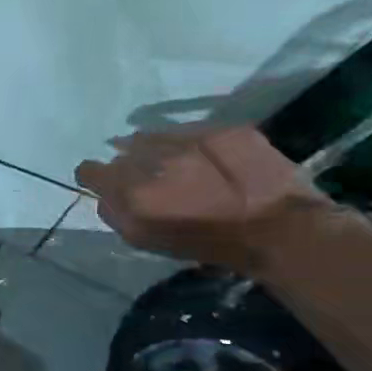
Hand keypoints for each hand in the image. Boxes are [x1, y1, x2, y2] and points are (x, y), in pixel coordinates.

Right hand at [74, 125, 336, 273]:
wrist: (282, 231)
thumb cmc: (205, 242)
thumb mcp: (143, 239)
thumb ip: (113, 212)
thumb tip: (102, 192)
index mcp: (130, 187)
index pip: (89, 169)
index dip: (95, 177)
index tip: (106, 184)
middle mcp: (153, 156)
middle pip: (123, 150)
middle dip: (132, 163)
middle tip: (153, 179)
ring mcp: (190, 137)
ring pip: (155, 135)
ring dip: (158, 149)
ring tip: (179, 165)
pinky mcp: (225, 128)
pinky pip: (191, 130)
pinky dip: (192, 143)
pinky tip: (209, 160)